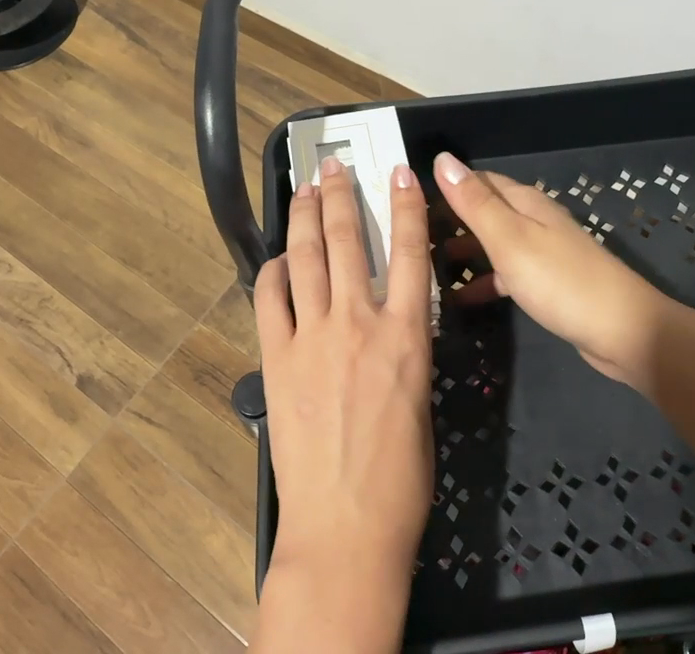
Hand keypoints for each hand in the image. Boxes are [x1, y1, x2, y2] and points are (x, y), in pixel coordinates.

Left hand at [254, 156, 434, 576]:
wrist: (345, 528)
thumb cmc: (399, 481)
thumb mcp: (422, 402)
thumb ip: (406, 353)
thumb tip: (392, 327)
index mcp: (405, 338)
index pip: (410, 253)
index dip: (406, 206)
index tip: (399, 173)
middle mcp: (359, 325)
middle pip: (348, 242)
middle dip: (341, 196)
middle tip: (334, 166)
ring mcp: (313, 339)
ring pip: (308, 259)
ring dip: (305, 218)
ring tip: (305, 189)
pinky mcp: (278, 359)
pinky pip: (272, 300)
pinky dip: (275, 272)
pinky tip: (280, 259)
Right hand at [433, 151, 675, 391]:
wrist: (622, 331)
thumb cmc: (560, 280)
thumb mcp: (509, 238)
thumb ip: (474, 202)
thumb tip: (442, 159)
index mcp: (525, 203)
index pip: (478, 181)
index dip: (445, 186)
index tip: (407, 199)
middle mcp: (534, 220)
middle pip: (485, 212)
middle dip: (449, 221)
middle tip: (410, 238)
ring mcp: (542, 253)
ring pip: (493, 244)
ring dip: (463, 253)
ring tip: (425, 268)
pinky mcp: (547, 284)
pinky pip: (505, 274)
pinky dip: (482, 281)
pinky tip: (460, 300)